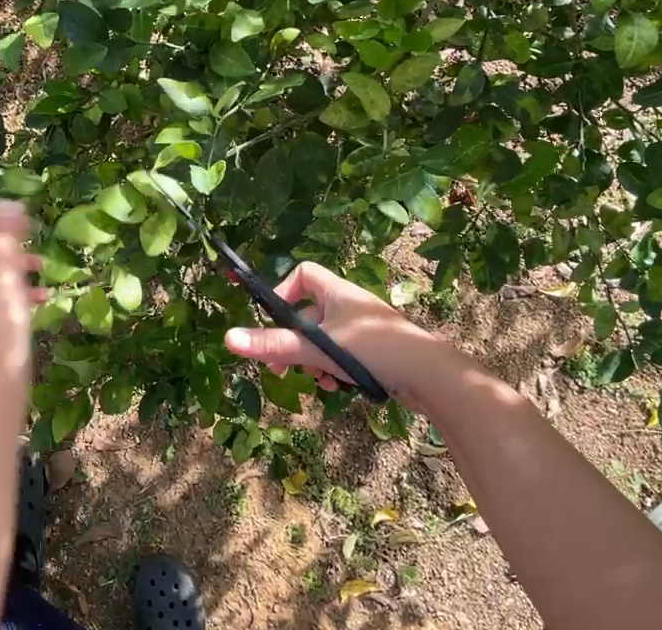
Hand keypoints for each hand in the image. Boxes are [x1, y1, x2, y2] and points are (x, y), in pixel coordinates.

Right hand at [223, 261, 470, 411]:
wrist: (433, 378)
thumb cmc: (375, 350)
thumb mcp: (319, 347)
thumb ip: (275, 344)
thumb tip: (228, 338)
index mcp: (337, 292)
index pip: (302, 274)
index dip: (284, 293)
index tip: (274, 319)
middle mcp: (351, 305)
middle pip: (309, 313)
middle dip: (294, 339)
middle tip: (281, 365)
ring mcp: (365, 330)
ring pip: (326, 339)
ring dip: (314, 359)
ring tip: (314, 379)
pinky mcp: (377, 354)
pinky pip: (344, 355)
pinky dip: (334, 369)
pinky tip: (336, 387)